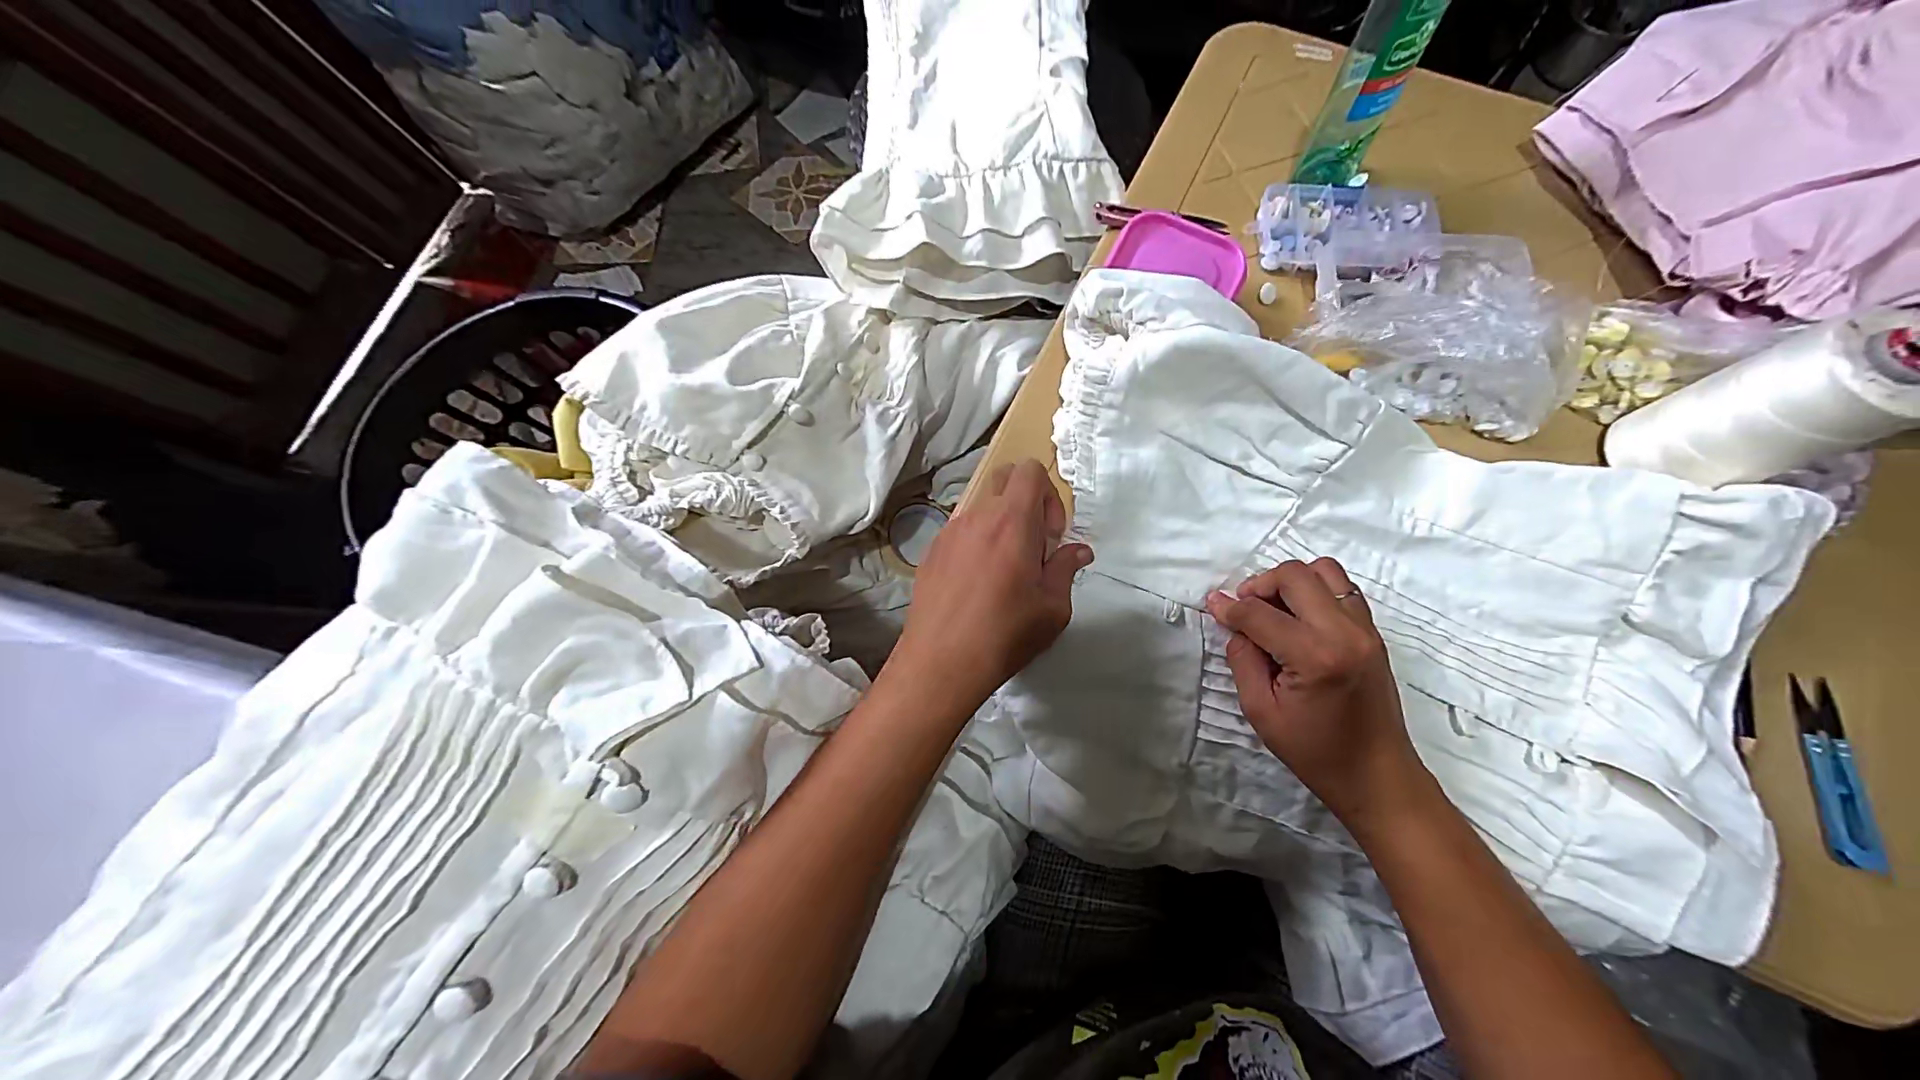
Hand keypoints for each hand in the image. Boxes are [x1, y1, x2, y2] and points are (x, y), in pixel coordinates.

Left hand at [887, 460, 1092, 710]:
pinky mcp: (930, 553)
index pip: (1029, 471)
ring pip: (980, 508)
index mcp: (1011, 522)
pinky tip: (976, 585)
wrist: (940, 663)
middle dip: (1025, 501)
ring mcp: (948, 533)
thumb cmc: (1004, 635)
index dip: (1048, 495)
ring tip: (1003, 572)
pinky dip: (976, 544)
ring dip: (999, 527)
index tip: (1050, 536)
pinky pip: (960, 532)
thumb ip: (1066, 570)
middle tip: (1032, 545)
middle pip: (1004, 479)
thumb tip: (1079, 551)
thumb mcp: (1052, 608)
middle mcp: (976, 517)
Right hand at [1204, 558, 1429, 831]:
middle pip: (1295, 575)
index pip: (1260, 614)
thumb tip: (1236, 627)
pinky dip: (1316, 591)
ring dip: (1292, 581)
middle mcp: (1345, 633)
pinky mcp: (1374, 634)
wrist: (1377, 775)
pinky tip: (1299, 618)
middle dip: (1260, 585)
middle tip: (1244, 608)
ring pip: (1325, 571)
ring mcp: (1365, 630)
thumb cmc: (1315, 752)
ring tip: (1274, 608)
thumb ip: (1243, 661)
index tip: (1213, 606)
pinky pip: (1344, 589)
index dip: (1229, 608)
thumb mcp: (1261, 712)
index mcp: (1315, 657)